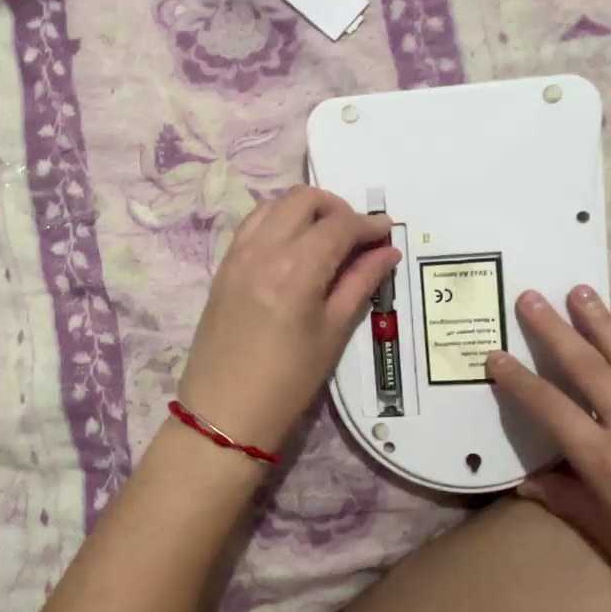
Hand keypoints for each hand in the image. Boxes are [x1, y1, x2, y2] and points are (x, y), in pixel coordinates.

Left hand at [176, 186, 399, 453]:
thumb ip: (360, 283)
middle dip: (336, 208)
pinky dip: (277, 221)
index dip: (368, 224)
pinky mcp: (223, 265)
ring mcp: (238, 254)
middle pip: (303, 199)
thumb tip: (387, 252)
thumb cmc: (288, 381)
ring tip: (325, 239)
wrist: (224, 412)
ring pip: (274, 204)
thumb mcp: (332, 333)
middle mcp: (264, 249)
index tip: (387, 232)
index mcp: (296, 268)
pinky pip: (252, 224)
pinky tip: (293, 248)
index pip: (340, 225)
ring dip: (304, 210)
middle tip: (356, 235)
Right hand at [486, 286, 610, 611]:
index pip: (551, 408)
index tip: (495, 354)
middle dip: (556, 329)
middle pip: (590, 367)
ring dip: (602, 324)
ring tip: (580, 292)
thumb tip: (527, 480)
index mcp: (608, 463)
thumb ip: (567, 500)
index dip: (519, 380)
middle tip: (530, 296)